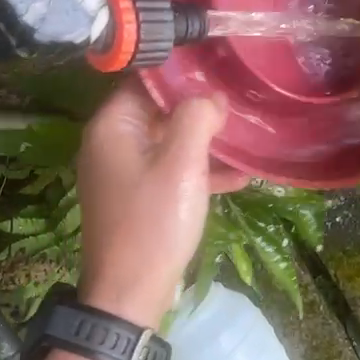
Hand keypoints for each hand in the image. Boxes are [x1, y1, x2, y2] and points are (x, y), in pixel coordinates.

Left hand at [76, 84, 244, 328]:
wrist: (130, 293)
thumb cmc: (154, 223)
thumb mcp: (182, 165)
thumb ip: (196, 119)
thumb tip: (211, 97)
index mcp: (112, 127)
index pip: (145, 80)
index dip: (183, 71)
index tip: (222, 67)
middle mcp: (111, 144)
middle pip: (159, 111)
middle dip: (200, 108)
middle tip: (242, 100)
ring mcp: (123, 174)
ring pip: (169, 144)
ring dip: (205, 142)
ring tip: (247, 137)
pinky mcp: (137, 200)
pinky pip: (170, 173)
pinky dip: (199, 172)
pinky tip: (239, 177)